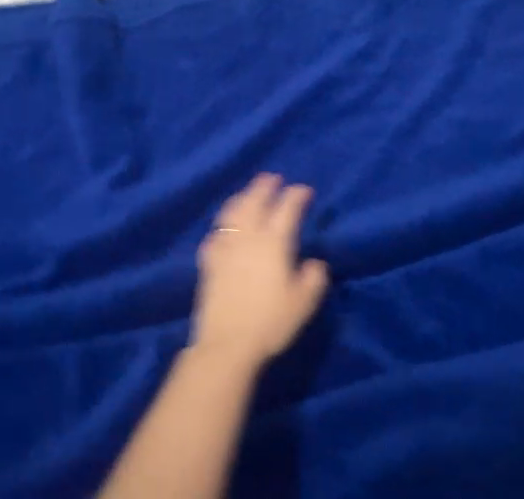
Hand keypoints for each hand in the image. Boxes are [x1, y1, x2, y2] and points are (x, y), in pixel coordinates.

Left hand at [190, 173, 329, 369]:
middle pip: (254, 202)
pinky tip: (222, 231)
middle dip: (264, 187)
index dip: (296, 196)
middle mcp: (248, 238)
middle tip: (272, 178)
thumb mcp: (303, 303)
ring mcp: (225, 249)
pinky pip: (214, 237)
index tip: (304, 190)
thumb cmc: (270, 322)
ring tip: (246, 194)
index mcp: (274, 243)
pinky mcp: (208, 264)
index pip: (287, 209)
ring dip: (240, 199)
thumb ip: (314, 278)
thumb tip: (315, 263)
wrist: (227, 344)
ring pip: (231, 214)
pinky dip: (221, 228)